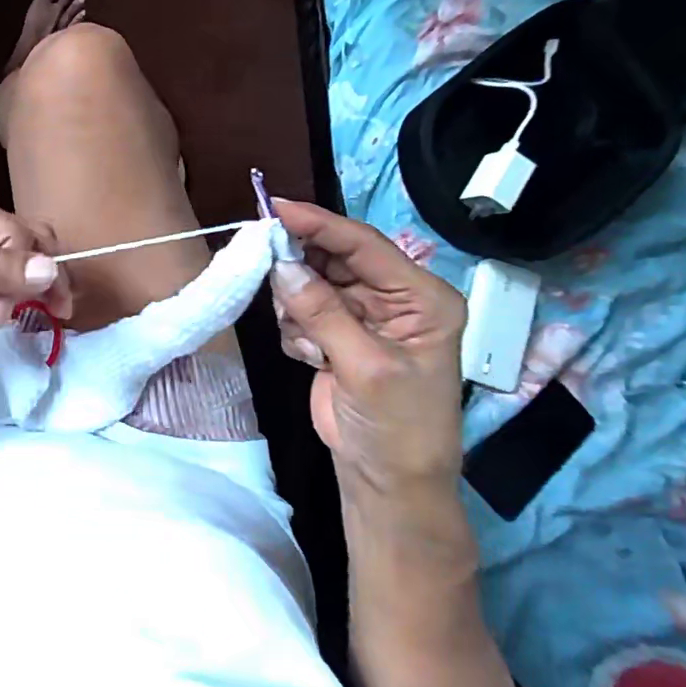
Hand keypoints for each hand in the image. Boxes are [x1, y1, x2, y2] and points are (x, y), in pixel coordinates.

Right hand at [268, 200, 466, 496]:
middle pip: (333, 258)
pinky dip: (294, 329)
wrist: (386, 479)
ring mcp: (361, 316)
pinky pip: (298, 309)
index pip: (364, 245)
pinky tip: (310, 358)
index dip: (319, 224)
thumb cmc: (397, 426)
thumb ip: (323, 313)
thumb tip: (281, 266)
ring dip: (295, 308)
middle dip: (300, 266)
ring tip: (308, 344)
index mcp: (421, 297)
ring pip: (308, 282)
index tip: (274, 207)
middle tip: (264, 266)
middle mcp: (392, 298)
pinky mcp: (335, 334)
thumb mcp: (365, 367)